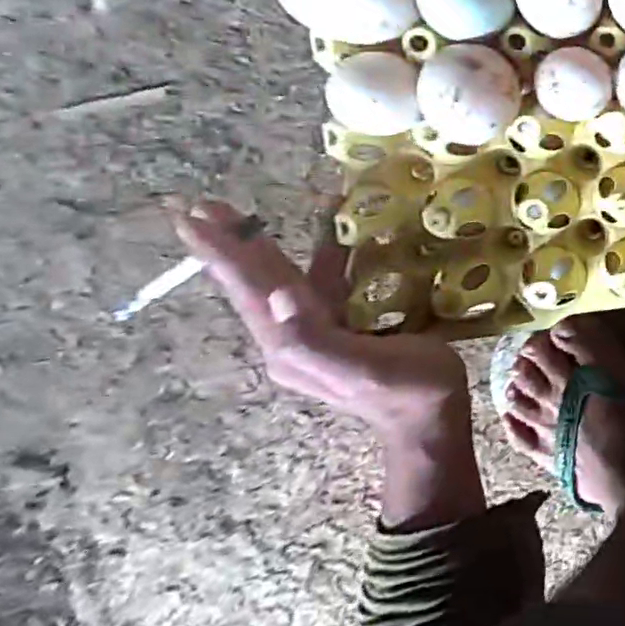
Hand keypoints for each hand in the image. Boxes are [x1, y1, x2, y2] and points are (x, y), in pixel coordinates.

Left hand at [170, 199, 467, 448]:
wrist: (430, 419)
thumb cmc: (408, 389)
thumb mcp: (365, 368)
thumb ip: (317, 339)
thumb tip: (280, 295)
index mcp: (293, 344)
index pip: (252, 290)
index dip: (224, 253)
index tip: (194, 216)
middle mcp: (296, 336)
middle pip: (258, 283)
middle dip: (233, 245)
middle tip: (205, 206)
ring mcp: (320, 333)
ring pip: (287, 281)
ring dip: (268, 248)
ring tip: (248, 217)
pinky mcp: (344, 329)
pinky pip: (324, 284)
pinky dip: (323, 256)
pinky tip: (334, 237)